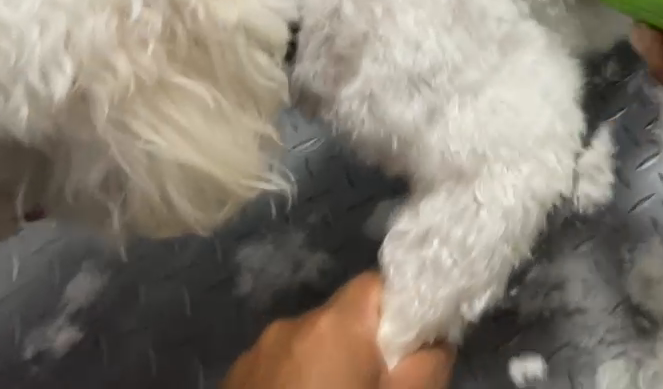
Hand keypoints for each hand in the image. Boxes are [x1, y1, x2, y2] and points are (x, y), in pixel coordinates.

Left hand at [222, 273, 453, 388]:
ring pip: (305, 348)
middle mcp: (289, 327)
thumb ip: (431, 360)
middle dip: (358, 347)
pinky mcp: (228, 386)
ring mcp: (250, 359)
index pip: (377, 285)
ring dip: (320, 370)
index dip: (397, 313)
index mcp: (334, 323)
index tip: (403, 352)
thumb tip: (434, 338)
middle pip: (340, 319)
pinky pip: (273, 373)